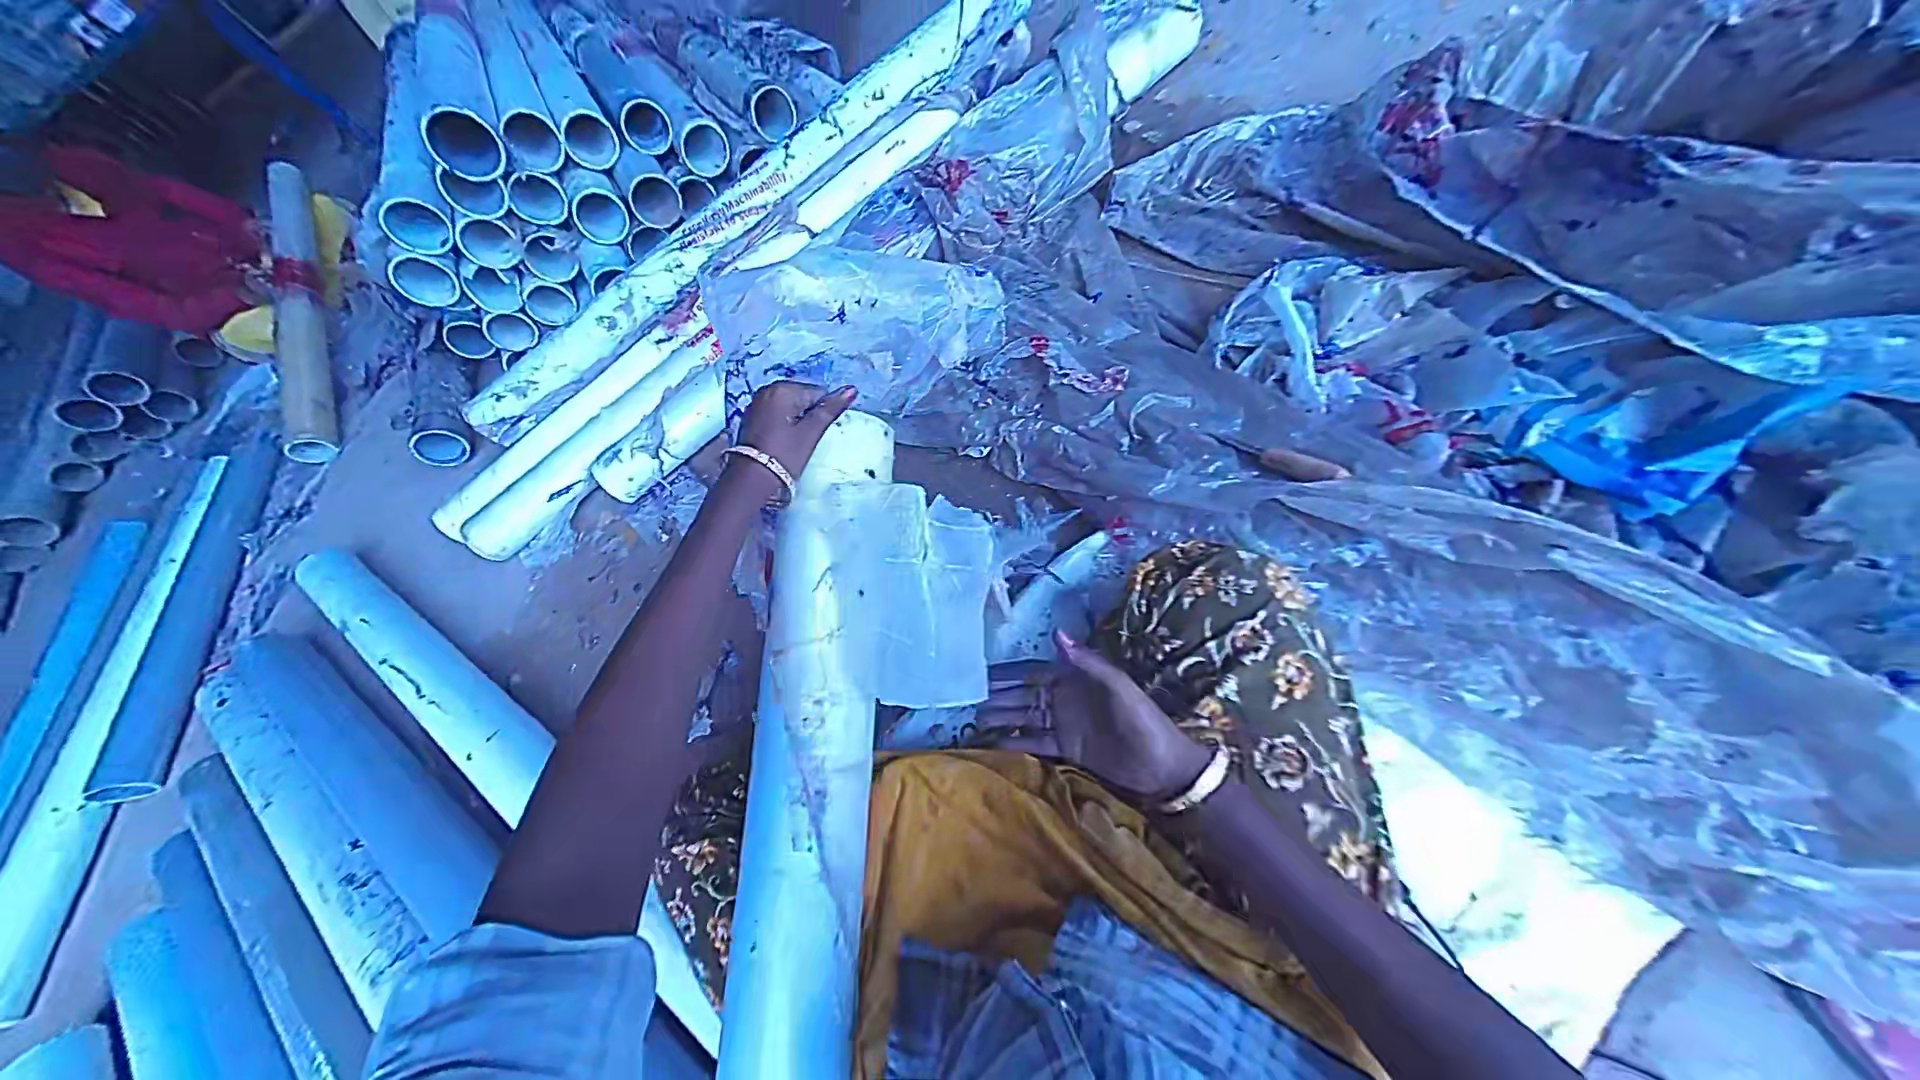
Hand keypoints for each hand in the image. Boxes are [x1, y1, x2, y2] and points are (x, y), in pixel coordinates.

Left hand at [729, 381, 857, 499]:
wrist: (752, 479)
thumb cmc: (785, 455)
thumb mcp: (811, 432)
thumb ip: (831, 408)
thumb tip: (851, 389)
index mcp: (782, 389)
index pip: (817, 392)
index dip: (821, 413)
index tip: (813, 432)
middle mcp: (766, 390)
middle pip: (802, 397)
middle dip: (808, 415)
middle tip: (804, 438)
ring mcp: (756, 403)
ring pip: (789, 406)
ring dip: (796, 420)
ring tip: (793, 440)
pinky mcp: (751, 416)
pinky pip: (776, 413)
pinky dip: (783, 423)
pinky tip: (782, 440)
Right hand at [985, 631, 1212, 801]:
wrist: (1163, 768)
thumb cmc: (1143, 721)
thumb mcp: (1118, 686)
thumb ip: (1088, 662)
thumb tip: (1056, 633)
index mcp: (1073, 679)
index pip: (1029, 673)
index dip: (1004, 674)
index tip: (976, 675)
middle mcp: (1062, 699)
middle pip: (1020, 697)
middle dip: (994, 698)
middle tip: (963, 703)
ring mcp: (1062, 725)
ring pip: (1022, 719)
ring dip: (999, 720)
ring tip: (970, 724)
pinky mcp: (1066, 750)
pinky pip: (1033, 743)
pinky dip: (1013, 744)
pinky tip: (991, 747)